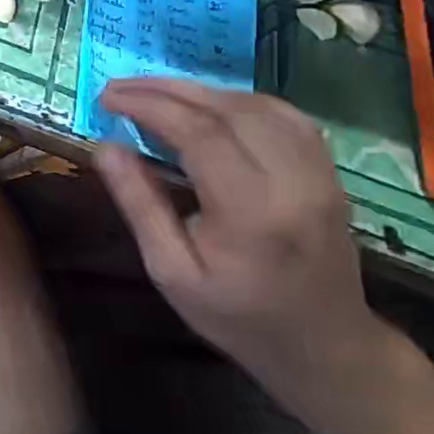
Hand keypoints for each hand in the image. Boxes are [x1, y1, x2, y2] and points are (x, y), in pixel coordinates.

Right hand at [91, 79, 383, 388]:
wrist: (325, 345)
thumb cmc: (236, 314)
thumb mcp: (170, 270)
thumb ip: (139, 204)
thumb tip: (105, 147)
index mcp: (251, 212)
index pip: (198, 133)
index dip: (148, 105)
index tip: (106, 98)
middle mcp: (293, 182)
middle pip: (226, 110)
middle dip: (165, 90)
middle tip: (119, 88)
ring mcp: (319, 173)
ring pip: (255, 104)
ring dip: (199, 91)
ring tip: (154, 94)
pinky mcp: (328, 170)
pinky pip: (283, 115)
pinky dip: (236, 100)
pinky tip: (208, 106)